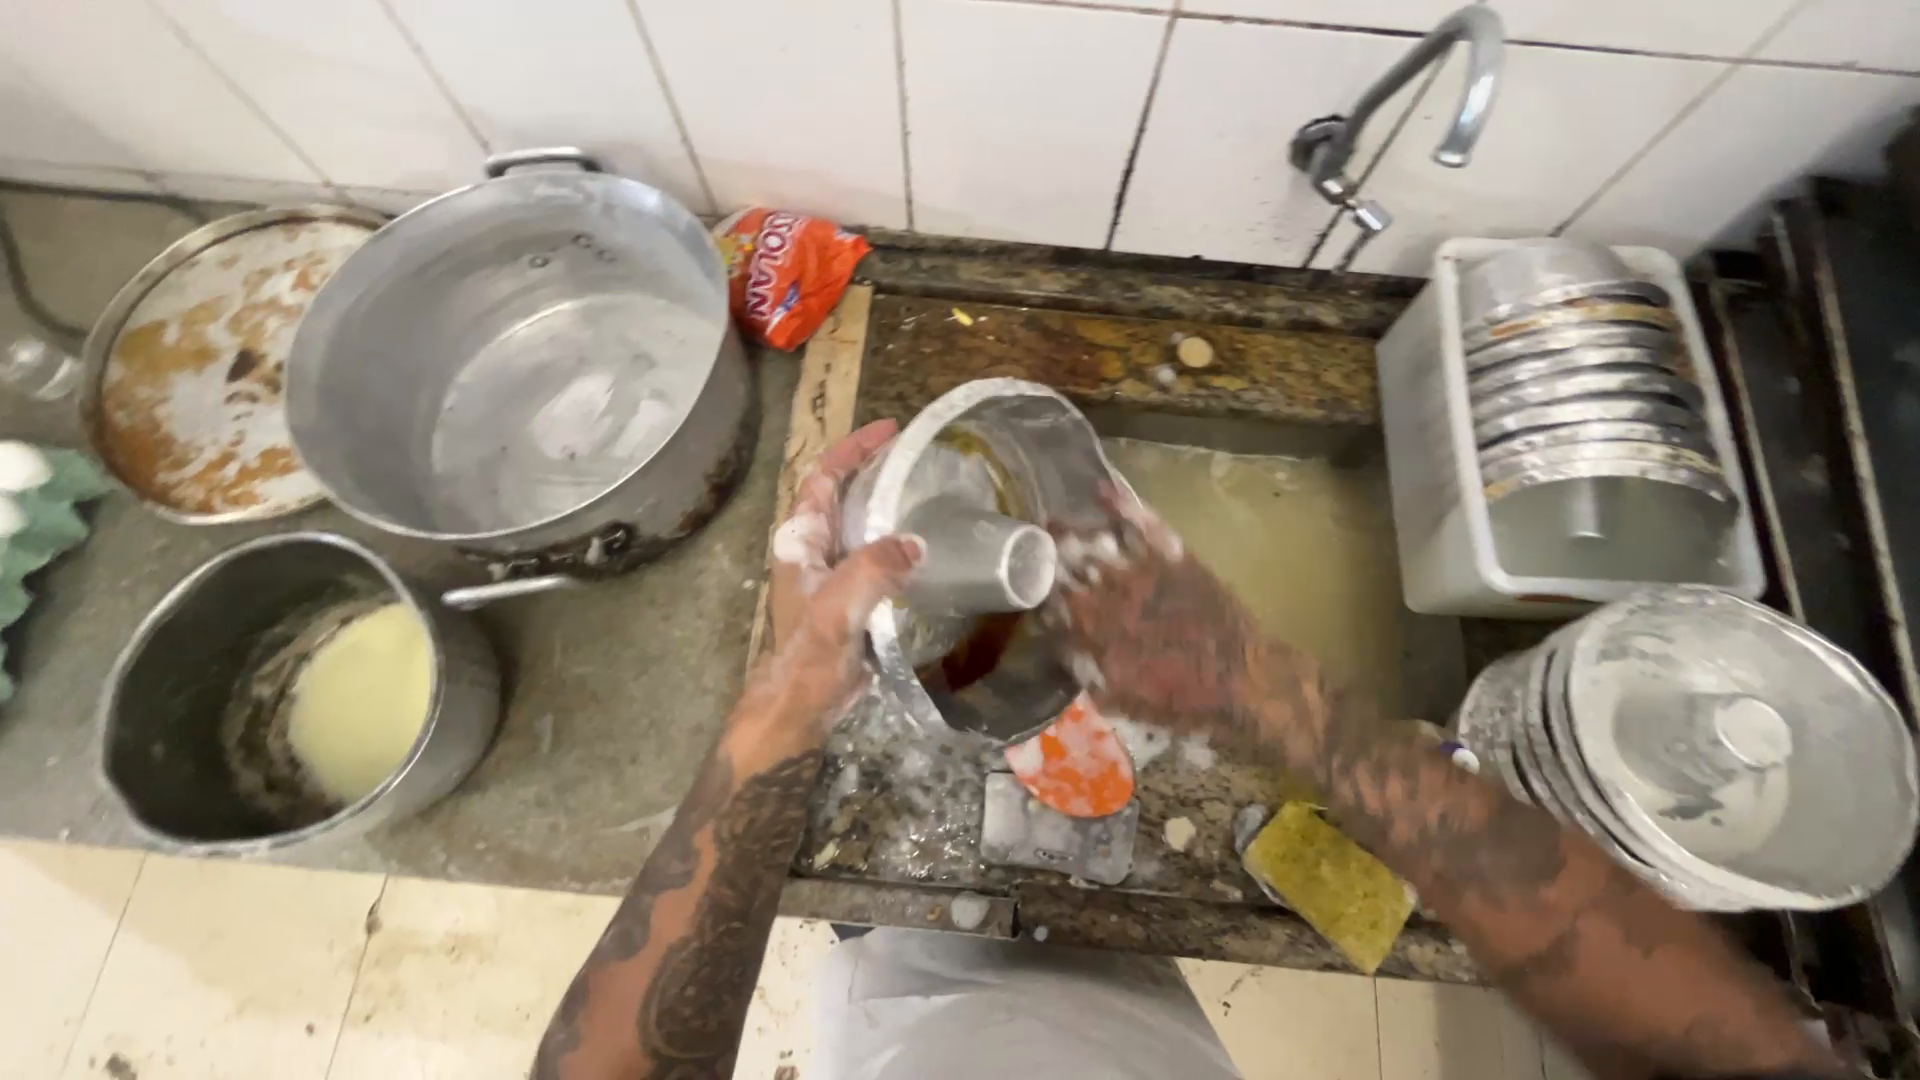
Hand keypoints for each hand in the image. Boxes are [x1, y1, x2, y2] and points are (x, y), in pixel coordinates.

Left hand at [758, 419, 924, 729]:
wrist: (802, 702)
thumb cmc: (810, 654)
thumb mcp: (838, 607)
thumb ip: (873, 570)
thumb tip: (916, 542)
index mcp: (803, 539)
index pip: (824, 477)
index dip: (852, 449)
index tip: (889, 432)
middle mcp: (817, 547)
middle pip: (843, 493)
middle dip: (875, 468)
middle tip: (918, 456)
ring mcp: (834, 571)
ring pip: (862, 523)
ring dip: (889, 502)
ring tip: (929, 489)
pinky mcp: (852, 594)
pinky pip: (878, 554)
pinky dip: (900, 539)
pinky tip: (928, 541)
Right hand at [1046, 488, 1282, 752]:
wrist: (1244, 681)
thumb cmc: (1184, 700)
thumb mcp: (1124, 702)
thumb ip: (1086, 673)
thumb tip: (1059, 647)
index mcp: (1096, 633)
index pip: (1053, 605)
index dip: (1039, 594)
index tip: (1029, 588)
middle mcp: (1113, 597)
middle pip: (1068, 568)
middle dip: (1046, 556)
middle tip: (1032, 545)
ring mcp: (1143, 572)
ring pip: (1097, 544)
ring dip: (1071, 532)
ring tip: (1053, 523)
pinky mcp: (1173, 557)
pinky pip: (1142, 524)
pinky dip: (1120, 504)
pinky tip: (1101, 490)